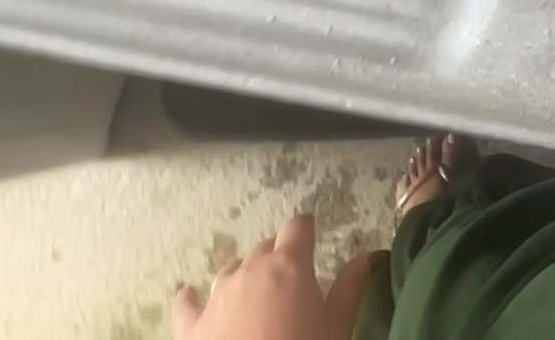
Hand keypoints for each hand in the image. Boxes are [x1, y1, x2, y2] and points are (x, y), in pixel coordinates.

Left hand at [173, 214, 373, 339]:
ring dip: (245, 276)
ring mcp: (216, 297)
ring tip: (256, 298)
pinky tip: (190, 296)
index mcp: (289, 264)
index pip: (298, 225)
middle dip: (279, 257)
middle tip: (292, 285)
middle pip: (266, 246)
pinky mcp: (191, 327)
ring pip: (232, 270)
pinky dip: (192, 298)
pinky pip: (187, 302)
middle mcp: (250, 269)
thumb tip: (367, 256)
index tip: (313, 245)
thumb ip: (350, 287)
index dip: (306, 232)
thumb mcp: (337, 327)